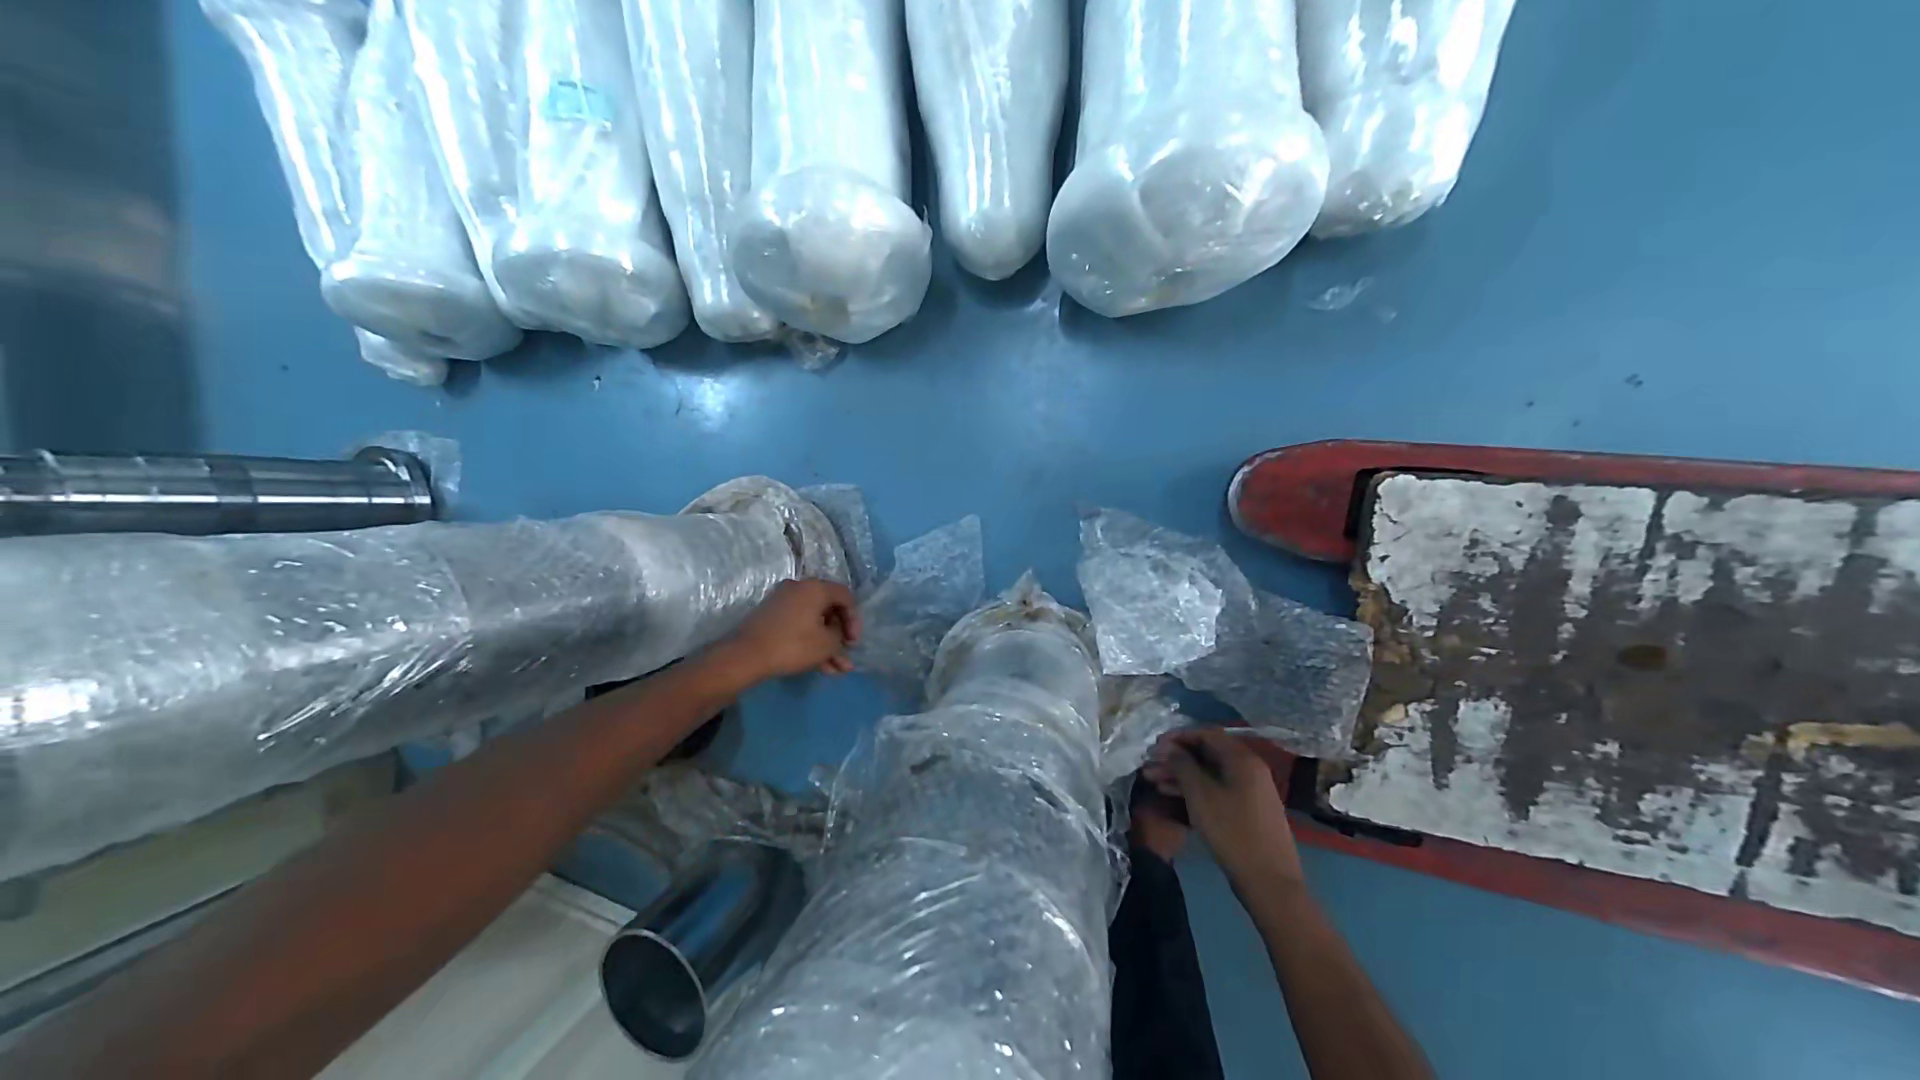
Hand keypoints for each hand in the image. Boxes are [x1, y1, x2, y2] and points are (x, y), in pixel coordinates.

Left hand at [712, 579, 861, 683]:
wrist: (746, 656)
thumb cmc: (793, 645)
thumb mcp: (827, 643)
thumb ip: (840, 635)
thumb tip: (836, 633)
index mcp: (815, 588)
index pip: (846, 596)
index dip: (855, 620)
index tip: (853, 643)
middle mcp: (799, 588)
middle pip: (828, 609)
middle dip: (839, 636)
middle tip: (845, 655)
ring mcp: (782, 601)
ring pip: (813, 622)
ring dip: (826, 645)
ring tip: (836, 670)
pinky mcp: (771, 616)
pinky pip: (799, 625)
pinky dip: (810, 642)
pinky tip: (819, 666)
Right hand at [1145, 728, 1303, 891]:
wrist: (1269, 881)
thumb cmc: (1231, 831)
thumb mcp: (1200, 795)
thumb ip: (1182, 765)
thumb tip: (1170, 747)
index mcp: (1242, 759)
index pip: (1207, 734)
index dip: (1178, 737)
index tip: (1154, 746)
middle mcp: (1250, 769)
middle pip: (1207, 753)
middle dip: (1176, 758)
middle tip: (1149, 766)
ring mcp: (1251, 791)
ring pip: (1210, 773)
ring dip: (1181, 775)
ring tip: (1153, 781)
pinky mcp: (1247, 810)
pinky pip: (1217, 789)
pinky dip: (1195, 789)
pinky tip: (1172, 796)